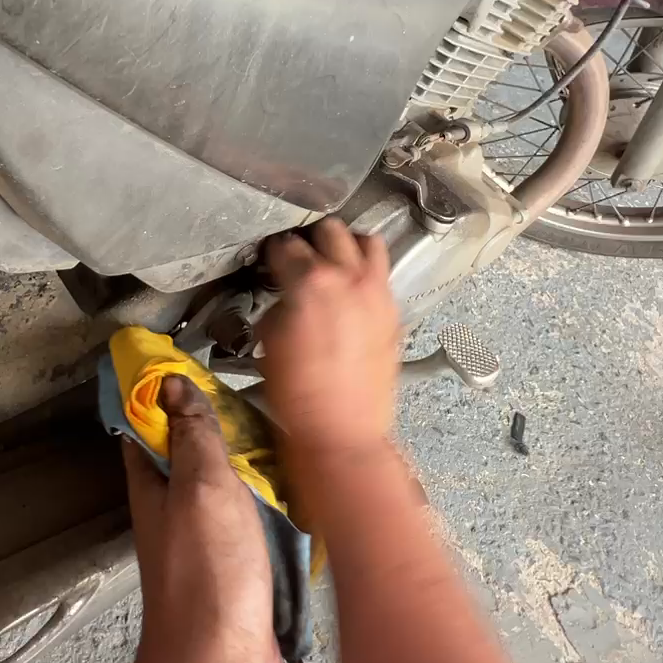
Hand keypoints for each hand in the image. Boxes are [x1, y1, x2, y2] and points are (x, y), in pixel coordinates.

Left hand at [103, 377, 282, 662]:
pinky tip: (293, 477)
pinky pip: (252, 511)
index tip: (189, 359)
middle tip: (250, 389)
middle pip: (191, 445)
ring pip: (226, 477)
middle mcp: (175, 503)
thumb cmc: (207, 578)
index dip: (163, 386)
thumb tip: (171, 381)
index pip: (147, 419)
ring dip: (248, 455)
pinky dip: (269, 492)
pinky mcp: (238, 556)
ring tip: (279, 422)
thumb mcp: (201, 486)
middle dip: (217, 418)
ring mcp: (207, 530)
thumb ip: (191, 433)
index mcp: (152, 481)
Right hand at [258, 217, 402, 457]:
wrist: (341, 433)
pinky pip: (382, 275)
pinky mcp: (393, 313)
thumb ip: (277, 306)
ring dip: (346, 245)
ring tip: (333, 258)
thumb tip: (282, 296)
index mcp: (310, 282)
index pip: (286, 244)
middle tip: (299, 253)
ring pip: (367, 241)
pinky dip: (366, 272)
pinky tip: (352, 288)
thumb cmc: (297, 396)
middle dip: (310, 238)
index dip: (272, 250)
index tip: (269, 257)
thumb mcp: (270, 342)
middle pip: (330, 229)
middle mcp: (348, 278)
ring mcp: (376, 294)